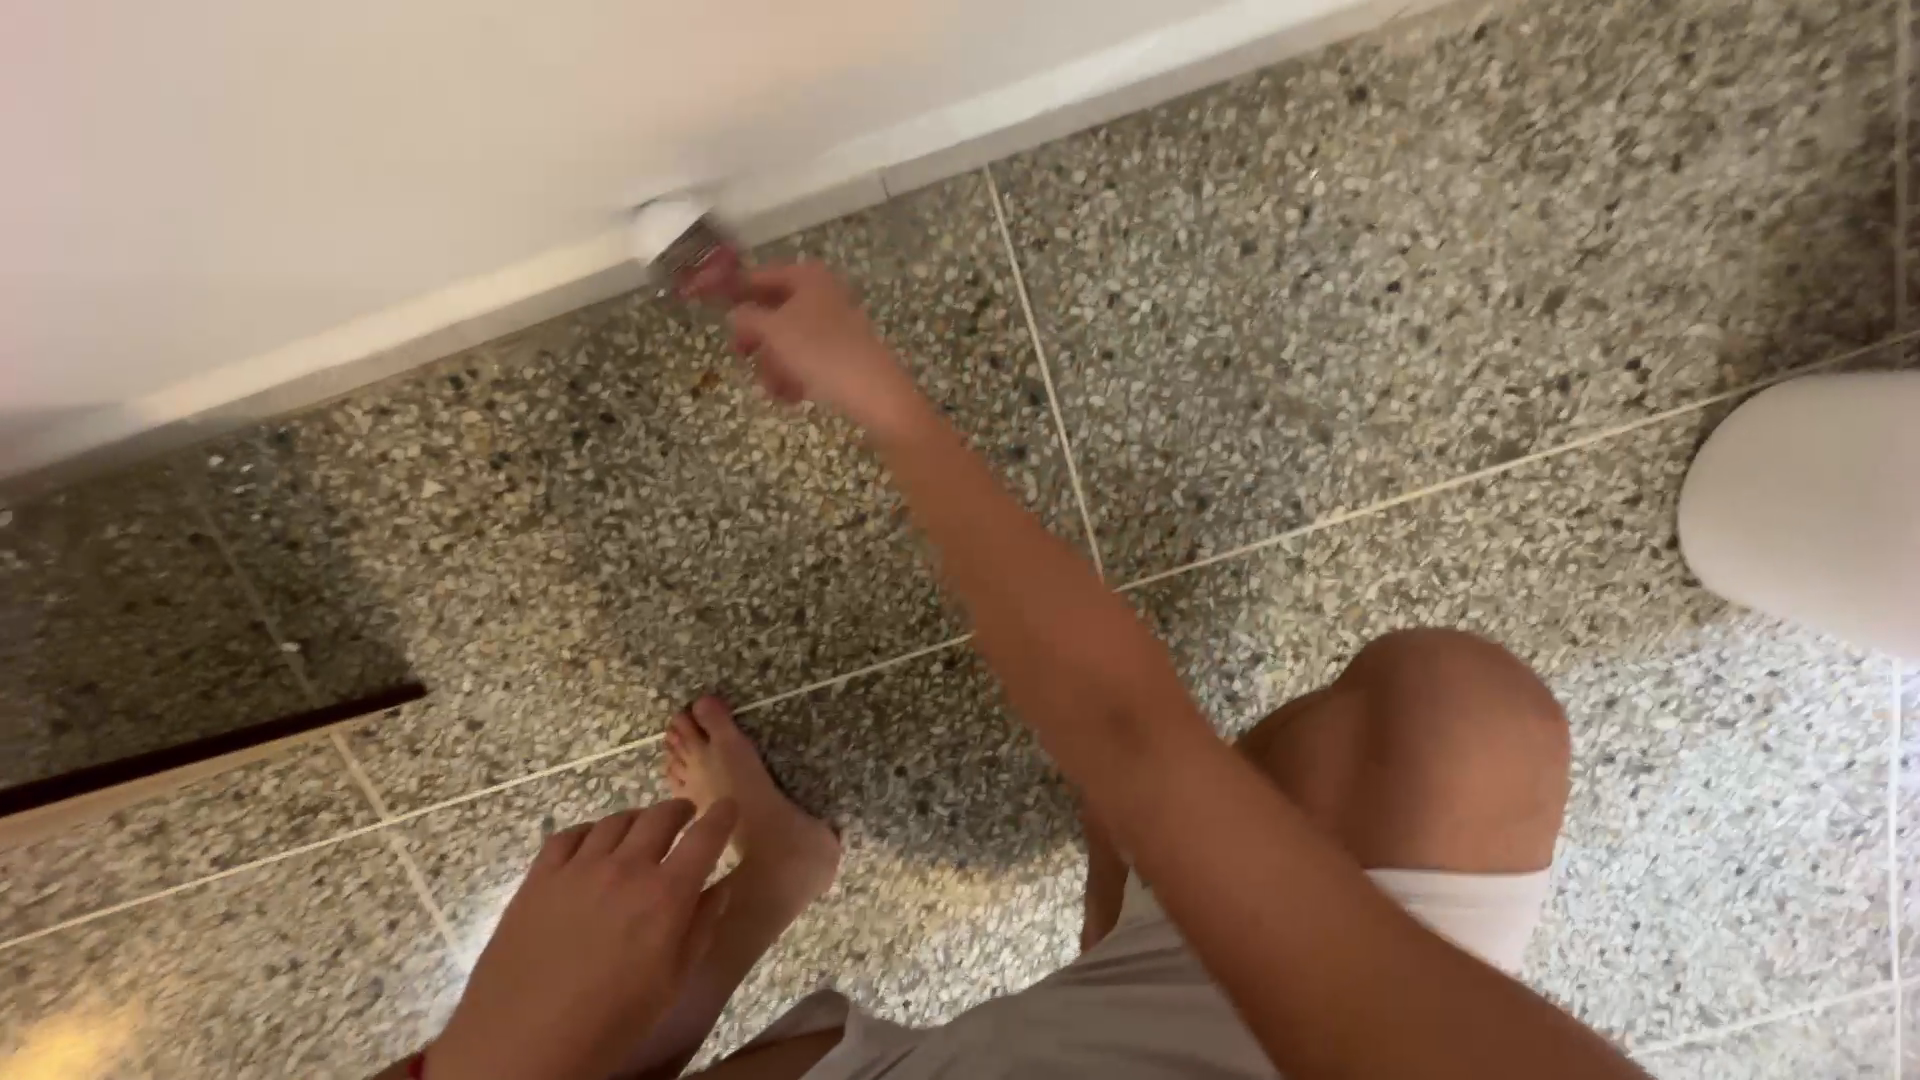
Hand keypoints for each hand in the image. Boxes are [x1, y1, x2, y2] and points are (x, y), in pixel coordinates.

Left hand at [426, 799, 738, 1079]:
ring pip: (616, 821)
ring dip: (637, 819)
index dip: (722, 815)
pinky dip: (589, 831)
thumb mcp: (671, 984)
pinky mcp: (538, 879)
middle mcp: (626, 868)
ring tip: (640, 830)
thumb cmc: (608, 1024)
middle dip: (680, 810)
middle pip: (660, 816)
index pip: (705, 836)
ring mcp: (578, 869)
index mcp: (666, 895)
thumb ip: (700, 929)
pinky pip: (568, 836)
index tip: (729, 806)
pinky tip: (591, 844)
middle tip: (686, 816)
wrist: (519, 1048)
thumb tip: (721, 889)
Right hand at [725, 262, 930, 437]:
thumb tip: (735, 314)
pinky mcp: (841, 354)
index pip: (757, 276)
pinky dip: (795, 376)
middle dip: (758, 341)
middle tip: (743, 356)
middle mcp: (822, 294)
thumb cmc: (821, 352)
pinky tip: (794, 396)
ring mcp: (833, 325)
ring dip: (774, 366)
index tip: (704, 300)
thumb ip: (747, 318)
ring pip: (787, 342)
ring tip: (777, 388)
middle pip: (772, 312)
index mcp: (806, 277)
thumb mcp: (774, 331)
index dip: (730, 289)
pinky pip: (806, 360)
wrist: (876, 393)